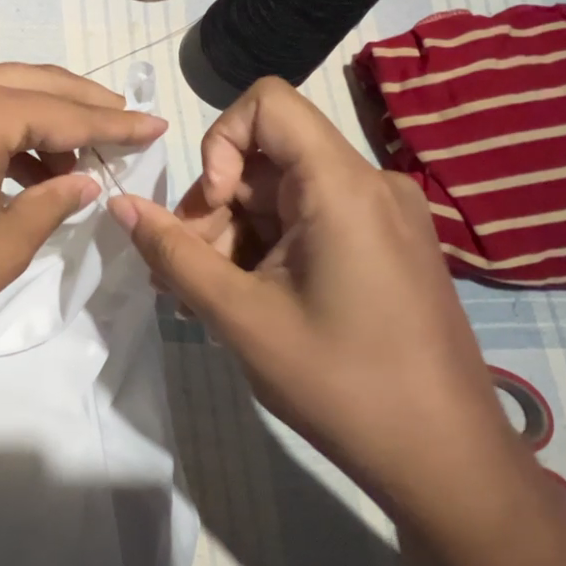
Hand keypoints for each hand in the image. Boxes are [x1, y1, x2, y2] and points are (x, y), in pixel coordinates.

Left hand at [0, 64, 166, 376]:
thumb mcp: (4, 244)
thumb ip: (53, 202)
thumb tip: (83, 180)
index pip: (63, 110)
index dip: (114, 123)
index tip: (154, 126)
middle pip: (28, 83)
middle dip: (80, 104)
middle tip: (122, 125)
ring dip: (34, 118)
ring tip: (73, 159)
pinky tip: (17, 163)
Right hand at [106, 77, 519, 505]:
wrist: (445, 461)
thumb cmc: (341, 383)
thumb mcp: (239, 316)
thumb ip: (173, 252)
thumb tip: (120, 204)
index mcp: (342, 187)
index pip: (266, 104)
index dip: (219, 144)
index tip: (211, 210)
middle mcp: (369, 186)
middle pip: (264, 160)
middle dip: (212, 209)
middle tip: (185, 275)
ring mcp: (381, 218)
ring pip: (279, 196)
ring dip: (231, 237)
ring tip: (204, 300)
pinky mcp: (384, 248)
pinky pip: (307, 224)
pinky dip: (264, 251)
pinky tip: (242, 304)